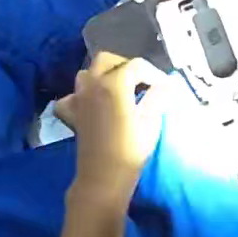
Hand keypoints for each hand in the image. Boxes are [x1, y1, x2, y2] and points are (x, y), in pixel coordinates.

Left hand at [54, 52, 160, 198]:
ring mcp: (78, 98)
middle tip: (140, 81)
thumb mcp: (151, 121)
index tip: (164, 87)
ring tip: (119, 90)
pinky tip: (92, 105)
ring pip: (87, 74)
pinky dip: (81, 96)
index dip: (153, 74)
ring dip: (103, 76)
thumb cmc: (131, 149)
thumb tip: (165, 84)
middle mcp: (92, 84)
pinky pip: (72, 96)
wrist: (104, 176)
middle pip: (107, 60)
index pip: (136, 65)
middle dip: (125, 65)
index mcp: (114, 83)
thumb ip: (157, 97)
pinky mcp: (71, 114)